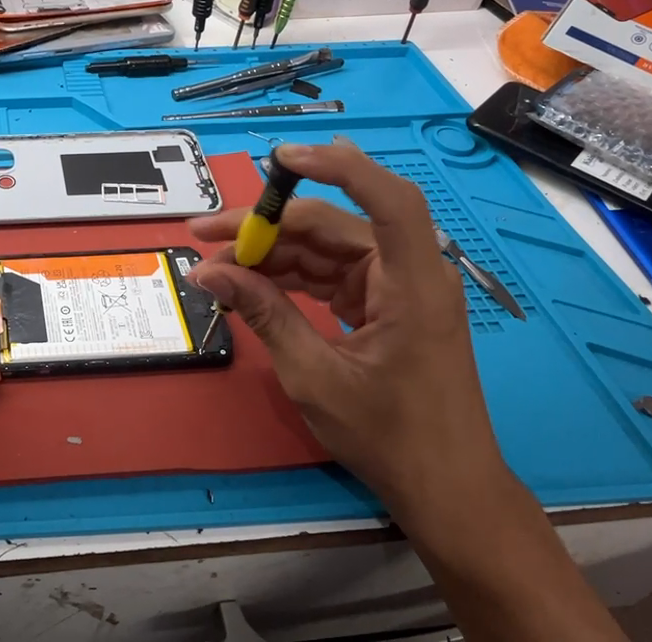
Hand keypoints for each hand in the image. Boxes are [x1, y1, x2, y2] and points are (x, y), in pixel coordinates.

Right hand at [187, 144, 506, 525]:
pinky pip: (329, 272)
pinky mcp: (383, 304)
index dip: (337, 167)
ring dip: (271, 251)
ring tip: (216, 262)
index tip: (279, 160)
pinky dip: (289, 275)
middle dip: (267, 224)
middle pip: (334, 223)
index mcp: (413, 284)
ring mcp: (396, 287)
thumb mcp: (315, 377)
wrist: (446, 491)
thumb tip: (209, 272)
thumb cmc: (390, 438)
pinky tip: (248, 281)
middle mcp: (409, 272)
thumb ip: (264, 314)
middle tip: (205, 234)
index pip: (388, 199)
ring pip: (325, 246)